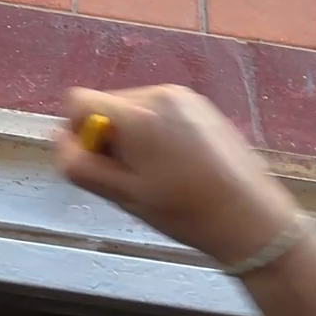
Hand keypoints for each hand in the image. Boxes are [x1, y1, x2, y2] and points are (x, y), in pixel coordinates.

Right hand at [54, 85, 299, 264]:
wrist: (255, 221)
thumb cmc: (184, 212)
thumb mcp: (122, 195)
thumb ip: (78, 164)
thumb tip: (60, 138)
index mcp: (137, 115)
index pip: (78, 101)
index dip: (78, 131)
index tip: (99, 161)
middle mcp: (158, 94)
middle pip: (105, 105)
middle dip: (109, 136)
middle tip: (132, 174)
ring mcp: (183, 96)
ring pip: (130, 109)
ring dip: (131, 135)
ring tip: (158, 171)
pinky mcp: (200, 105)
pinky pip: (157, 110)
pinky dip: (155, 131)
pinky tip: (178, 163)